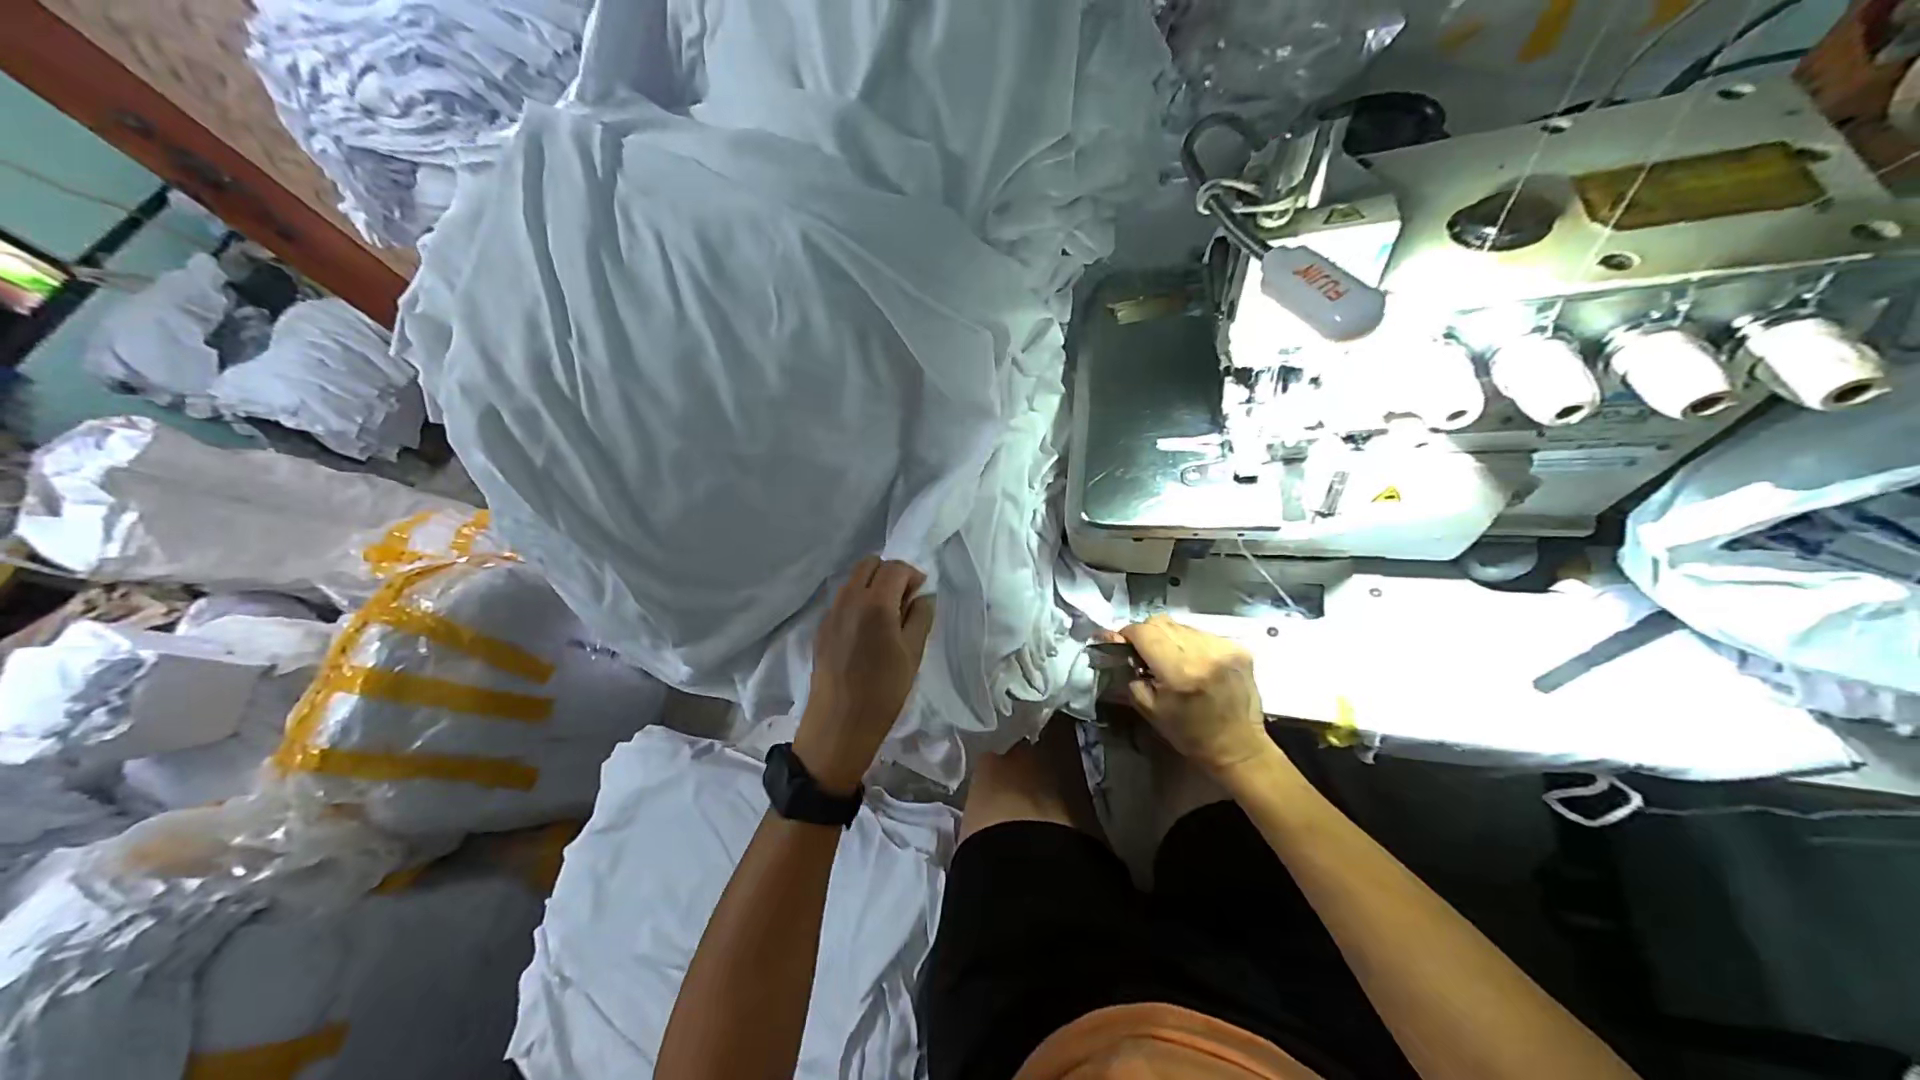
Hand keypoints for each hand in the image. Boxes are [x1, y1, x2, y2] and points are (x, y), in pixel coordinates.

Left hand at [793, 556, 936, 794]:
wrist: (839, 724)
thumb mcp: (913, 654)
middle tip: (904, 600)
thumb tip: (921, 597)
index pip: (895, 568)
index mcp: (876, 603)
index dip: (912, 575)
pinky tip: (867, 632)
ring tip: (887, 617)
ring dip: (872, 587)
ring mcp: (831, 613)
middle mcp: (849, 599)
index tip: (921, 593)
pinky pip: (842, 601)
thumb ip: (920, 617)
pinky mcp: (821, 628)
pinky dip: (857, 602)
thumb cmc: (884, 691)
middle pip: (869, 565)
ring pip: (853, 581)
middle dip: (890, 574)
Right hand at [1119, 615, 1273, 776]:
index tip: (1124, 646)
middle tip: (1146, 654)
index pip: (1144, 632)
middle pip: (1161, 622)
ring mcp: (1224, 648)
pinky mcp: (1239, 648)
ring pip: (1182, 625)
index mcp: (1179, 671)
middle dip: (1147, 634)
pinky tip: (1196, 664)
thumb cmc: (1189, 734)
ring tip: (1174, 660)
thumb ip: (1130, 674)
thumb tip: (1117, 646)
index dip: (1128, 635)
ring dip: (1171, 638)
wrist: (1238, 747)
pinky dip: (1193, 643)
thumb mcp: (1149, 708)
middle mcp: (1203, 652)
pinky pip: (1203, 633)